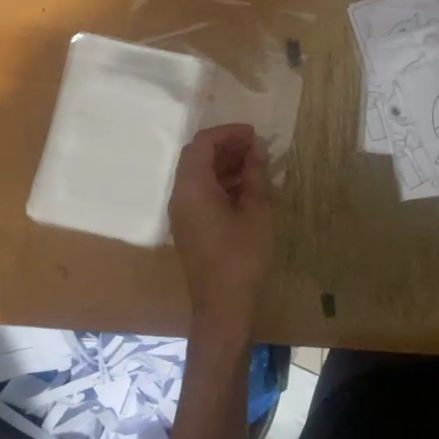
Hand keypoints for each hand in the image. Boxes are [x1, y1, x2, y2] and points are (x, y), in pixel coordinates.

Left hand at [168, 123, 273, 336]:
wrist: (223, 305)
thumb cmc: (242, 256)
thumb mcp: (256, 210)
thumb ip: (255, 174)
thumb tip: (257, 147)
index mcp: (192, 187)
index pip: (203, 143)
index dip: (228, 133)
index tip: (255, 134)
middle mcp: (180, 195)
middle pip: (197, 157)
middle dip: (226, 146)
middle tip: (257, 147)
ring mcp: (181, 213)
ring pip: (199, 175)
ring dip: (224, 164)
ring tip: (256, 166)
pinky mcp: (188, 227)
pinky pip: (200, 193)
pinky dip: (220, 183)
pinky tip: (246, 189)